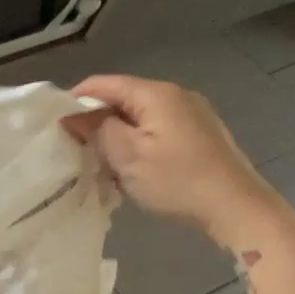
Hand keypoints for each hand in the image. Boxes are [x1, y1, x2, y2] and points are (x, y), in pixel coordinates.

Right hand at [62, 74, 286, 246]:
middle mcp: (176, 95)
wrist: (238, 209)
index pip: (103, 84)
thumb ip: (96, 129)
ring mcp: (193, 114)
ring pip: (140, 117)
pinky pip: (158, 130)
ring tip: (103, 162)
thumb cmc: (177, 180)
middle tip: (77, 148)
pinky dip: (139, 143)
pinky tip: (134, 168)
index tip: (56, 125)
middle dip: (97, 120)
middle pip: (123, 99)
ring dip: (118, 135)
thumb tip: (74, 115)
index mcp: (156, 94)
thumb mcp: (126, 156)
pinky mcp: (202, 135)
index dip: (75, 100)